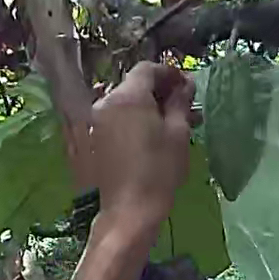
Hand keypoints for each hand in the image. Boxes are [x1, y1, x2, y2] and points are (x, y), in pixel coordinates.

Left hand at [89, 62, 194, 229]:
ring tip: (172, 122)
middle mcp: (104, 102)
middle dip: (158, 90)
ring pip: (124, 103)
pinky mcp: (92, 139)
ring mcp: (94, 121)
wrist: (129, 210)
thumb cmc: (159, 170)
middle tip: (183, 105)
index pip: (146, 69)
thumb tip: (184, 84)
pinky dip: (132, 120)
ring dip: (146, 106)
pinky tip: (151, 134)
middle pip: (133, 85)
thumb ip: (179, 102)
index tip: (186, 86)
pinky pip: (115, 119)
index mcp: (126, 96)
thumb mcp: (177, 133)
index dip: (168, 73)